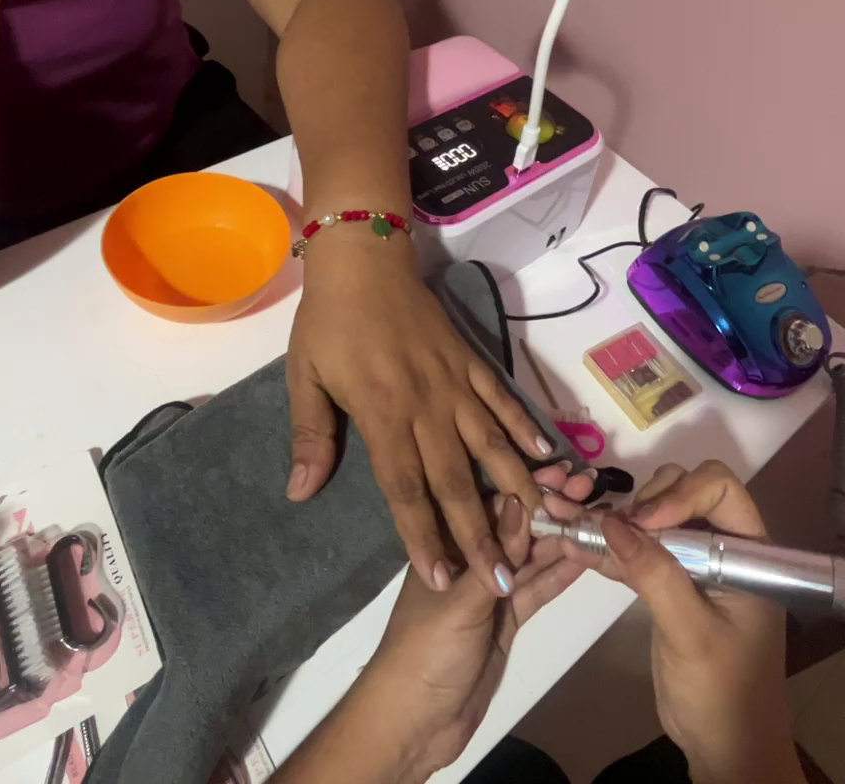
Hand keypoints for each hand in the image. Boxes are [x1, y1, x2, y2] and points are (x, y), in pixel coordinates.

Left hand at [286, 234, 564, 597]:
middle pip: (456, 479)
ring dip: (515, 487)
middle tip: (498, 580)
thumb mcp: (305, 378)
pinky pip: (502, 399)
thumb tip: (301, 493)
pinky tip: (544, 453)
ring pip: (490, 444)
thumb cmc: (328, 324)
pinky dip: (523, 426)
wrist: (364, 264)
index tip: (440, 579)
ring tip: (541, 525)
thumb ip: (312, 435)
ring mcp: (455, 383)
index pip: (405, 488)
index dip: (422, 536)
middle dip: (477, 533)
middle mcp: (427, 407)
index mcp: (383, 415)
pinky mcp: (471, 361)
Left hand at [349, 487, 583, 779]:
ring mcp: (488, 590)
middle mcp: (468, 559)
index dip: (526, 487)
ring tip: (598, 515)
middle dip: (549, 509)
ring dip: (560, 539)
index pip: (490, 505)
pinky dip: (557, 575)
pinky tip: (586, 557)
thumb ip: (493, 553)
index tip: (563, 472)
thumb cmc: (425, 652)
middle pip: (514, 527)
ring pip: (529, 557)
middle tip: (589, 489)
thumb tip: (520, 497)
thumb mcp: (461, 600)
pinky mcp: (504, 619)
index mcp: (445, 544)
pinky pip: (534, 589)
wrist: (413, 722)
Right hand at [557, 462, 805, 783]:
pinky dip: (611, 546)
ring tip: (590, 531)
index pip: (719, 489)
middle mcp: (724, 548)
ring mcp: (695, 564)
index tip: (645, 522)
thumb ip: (655, 574)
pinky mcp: (669, 583)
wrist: (724, 750)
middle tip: (618, 528)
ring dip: (623, 519)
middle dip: (647, 501)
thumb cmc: (724, 692)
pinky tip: (578, 546)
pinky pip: (638, 549)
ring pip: (656, 515)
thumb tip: (612, 521)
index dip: (681, 493)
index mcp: (749, 553)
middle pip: (685, 490)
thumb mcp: (691, 632)